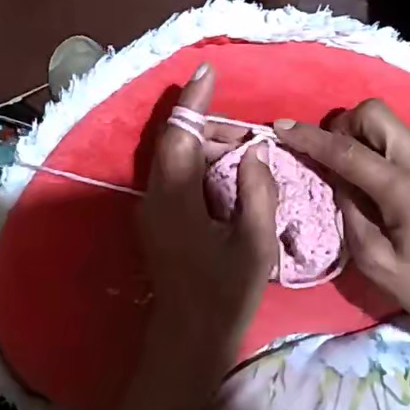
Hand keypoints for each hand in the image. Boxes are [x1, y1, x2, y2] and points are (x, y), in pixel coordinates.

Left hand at [136, 64, 279, 377]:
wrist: (189, 340)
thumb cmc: (225, 295)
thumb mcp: (254, 244)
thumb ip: (257, 191)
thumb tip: (254, 153)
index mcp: (176, 199)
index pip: (180, 134)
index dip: (194, 100)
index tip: (208, 69)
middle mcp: (155, 197)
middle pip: (180, 144)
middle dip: (215, 131)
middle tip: (255, 139)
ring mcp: (152, 210)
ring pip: (179, 161)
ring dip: (212, 151)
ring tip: (250, 162)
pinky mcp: (158, 222)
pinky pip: (180, 180)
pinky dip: (205, 169)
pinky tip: (233, 180)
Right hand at [276, 100, 409, 361]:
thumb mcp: (372, 260)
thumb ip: (347, 208)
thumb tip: (331, 173)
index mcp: (408, 192)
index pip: (349, 152)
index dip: (311, 138)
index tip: (282, 127)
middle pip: (376, 113)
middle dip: (344, 125)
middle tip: (329, 156)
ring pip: (392, 123)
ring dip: (363, 135)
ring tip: (351, 170)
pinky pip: (405, 141)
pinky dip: (383, 149)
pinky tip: (381, 183)